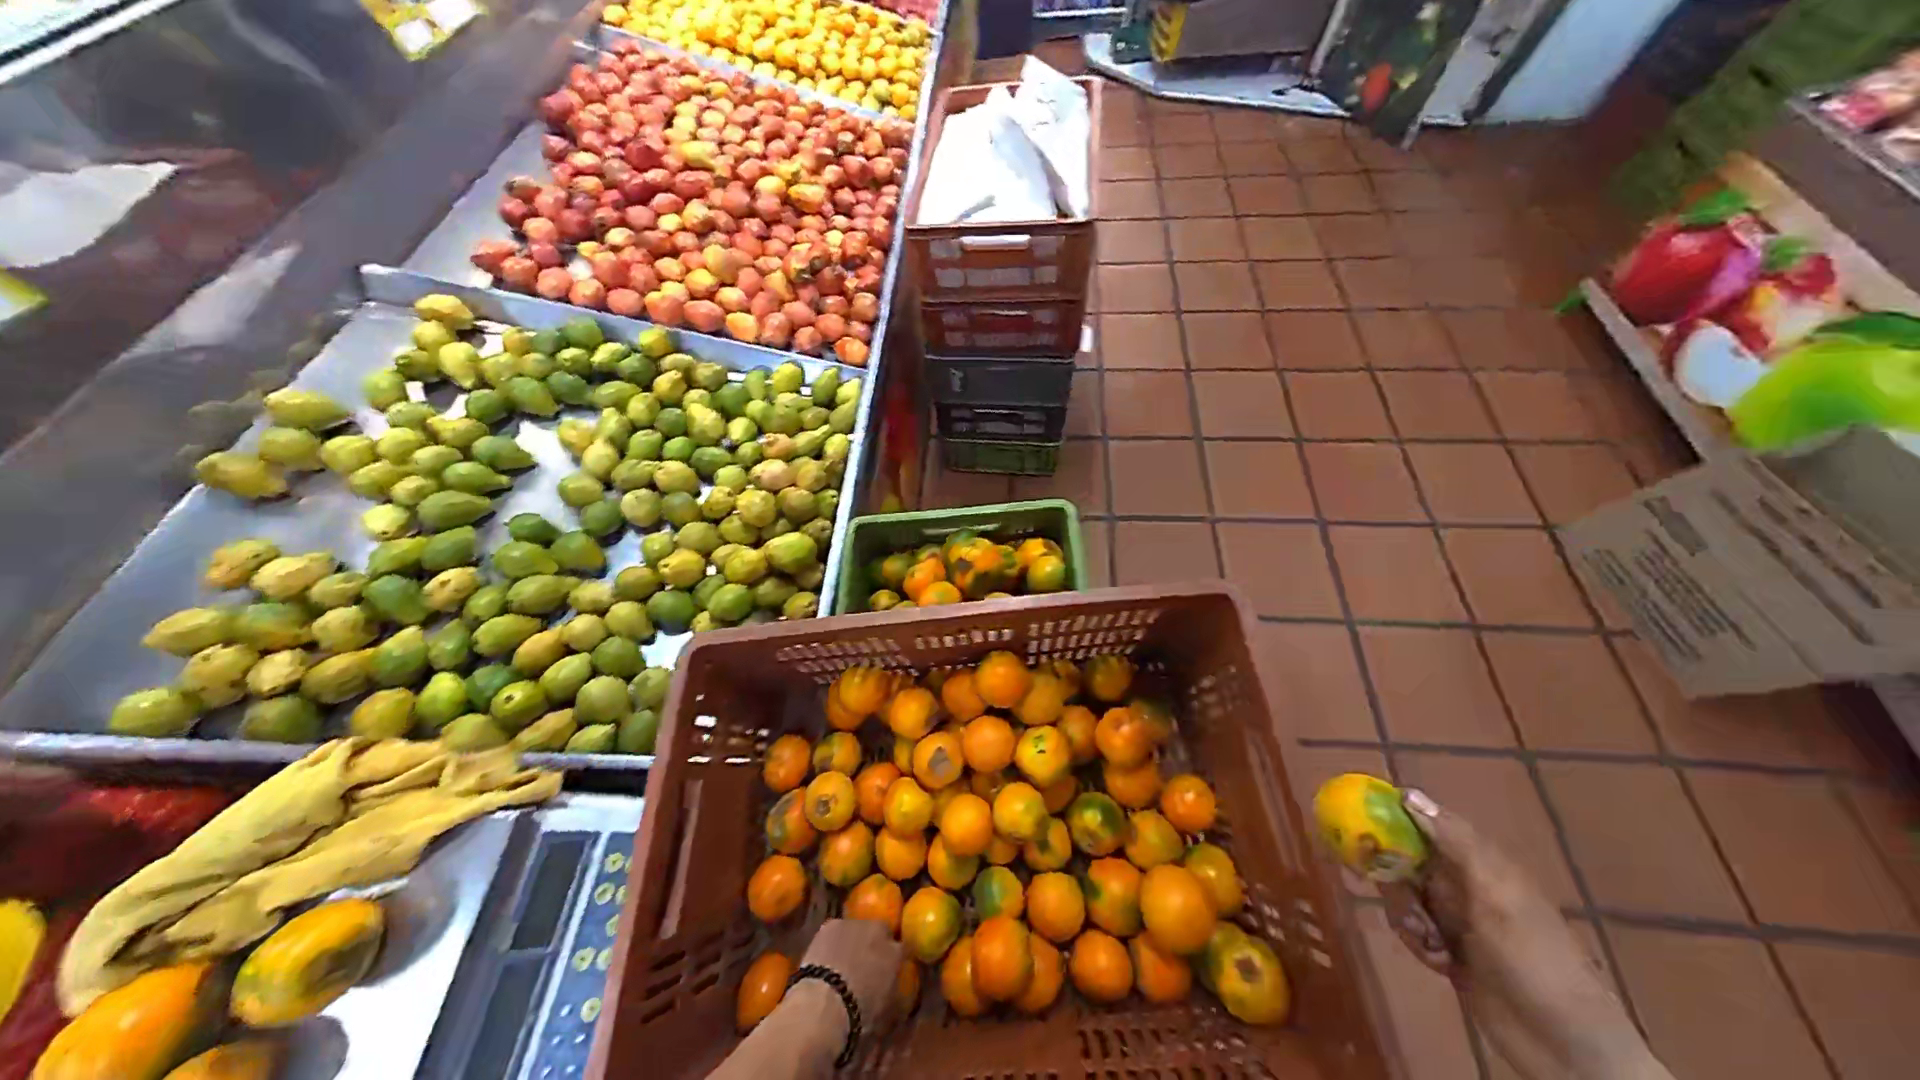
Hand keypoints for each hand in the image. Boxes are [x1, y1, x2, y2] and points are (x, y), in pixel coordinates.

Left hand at [798, 918, 902, 1035]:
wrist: (825, 1003)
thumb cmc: (860, 1014)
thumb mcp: (886, 1012)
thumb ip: (893, 996)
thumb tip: (893, 994)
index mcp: (897, 953)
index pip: (900, 950)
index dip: (891, 960)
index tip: (885, 972)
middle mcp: (880, 931)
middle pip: (879, 933)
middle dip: (873, 946)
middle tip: (862, 966)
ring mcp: (855, 924)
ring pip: (856, 930)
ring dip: (852, 941)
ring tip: (840, 963)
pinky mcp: (832, 924)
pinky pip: (835, 931)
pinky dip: (832, 942)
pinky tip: (824, 958)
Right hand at [1384, 791, 1671, 1079]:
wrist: (1564, 1045)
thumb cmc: (1532, 958)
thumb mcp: (1496, 893)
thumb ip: (1455, 841)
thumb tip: (1408, 793)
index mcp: (1479, 861)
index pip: (1424, 823)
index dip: (1392, 818)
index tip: (1357, 820)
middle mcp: (1463, 882)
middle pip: (1403, 859)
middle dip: (1391, 877)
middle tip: (1396, 894)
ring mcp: (1454, 917)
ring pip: (1401, 895)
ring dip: (1404, 915)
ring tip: (1428, 941)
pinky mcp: (1446, 948)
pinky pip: (1409, 929)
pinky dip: (1415, 942)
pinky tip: (1437, 961)